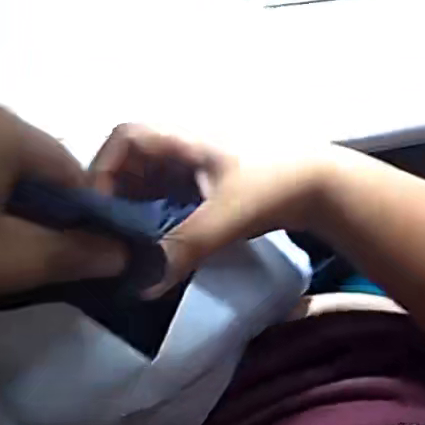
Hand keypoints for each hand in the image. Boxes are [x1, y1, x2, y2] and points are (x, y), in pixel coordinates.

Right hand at [90, 124, 355, 294]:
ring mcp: (199, 164)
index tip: (99, 211)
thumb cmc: (274, 186)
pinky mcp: (212, 184)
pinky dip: (159, 217)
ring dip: (137, 212)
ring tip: (128, 249)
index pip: (124, 138)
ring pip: (151, 182)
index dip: (103, 168)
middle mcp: (186, 146)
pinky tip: (159, 247)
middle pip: (133, 163)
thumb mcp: (225, 217)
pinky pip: (171, 196)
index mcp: (184, 138)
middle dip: (116, 199)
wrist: (325, 185)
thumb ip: (181, 249)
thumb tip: (140, 286)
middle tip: (109, 240)